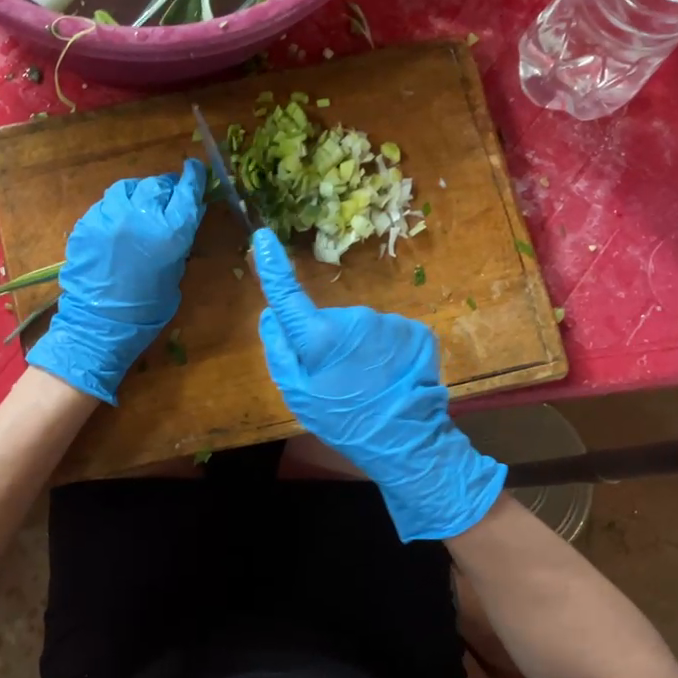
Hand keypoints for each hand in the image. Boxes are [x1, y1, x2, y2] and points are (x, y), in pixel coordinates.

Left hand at [27, 160, 204, 403]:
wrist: (100, 324)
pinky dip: (115, 210)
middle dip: (165, 189)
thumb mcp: (174, 274)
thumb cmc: (146, 309)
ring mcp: (110, 216)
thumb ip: (178, 241)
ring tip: (139, 206)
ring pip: (128, 188)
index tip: (194, 170)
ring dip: (137, 194)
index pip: (188, 191)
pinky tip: (117, 224)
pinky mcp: (87, 223)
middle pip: (157, 185)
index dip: (194, 178)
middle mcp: (141, 216)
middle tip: (166, 197)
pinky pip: (106, 205)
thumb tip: (184, 217)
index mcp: (170, 231)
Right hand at [252, 229, 505, 539]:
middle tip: (336, 378)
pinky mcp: (415, 331)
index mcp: (320, 336)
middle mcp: (355, 319)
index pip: (288, 294)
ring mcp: (388, 323)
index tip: (262, 238)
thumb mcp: (298, 396)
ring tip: (365, 383)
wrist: (406, 440)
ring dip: (357, 349)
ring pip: (358, 329)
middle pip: (327, 320)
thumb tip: (270, 316)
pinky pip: (385, 335)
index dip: (272, 267)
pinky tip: (387, 378)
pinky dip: (383, 352)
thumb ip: (279, 352)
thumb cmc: (344, 421)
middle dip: (327, 341)